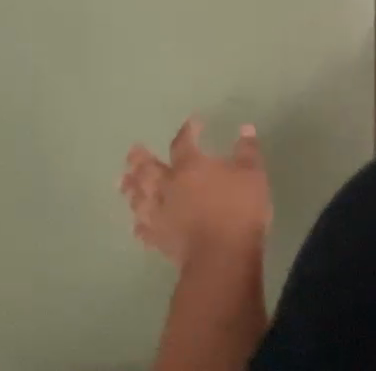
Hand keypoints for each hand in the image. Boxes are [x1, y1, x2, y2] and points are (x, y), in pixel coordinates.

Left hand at [121, 118, 271, 266]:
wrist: (221, 254)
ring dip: (130, 188)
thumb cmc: (240, 207)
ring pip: (138, 198)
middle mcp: (168, 187)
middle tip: (132, 150)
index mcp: (191, 167)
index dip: (187, 131)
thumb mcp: (253, 173)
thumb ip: (247, 150)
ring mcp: (159, 215)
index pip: (184, 143)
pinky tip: (138, 220)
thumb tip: (244, 129)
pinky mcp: (157, 239)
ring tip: (122, 180)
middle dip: (140, 159)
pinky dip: (139, 220)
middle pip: (148, 170)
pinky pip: (142, 227)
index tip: (192, 122)